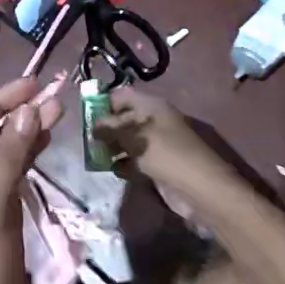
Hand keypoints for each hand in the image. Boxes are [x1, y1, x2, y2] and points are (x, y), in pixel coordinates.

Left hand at [0, 78, 62, 283]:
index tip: (34, 82)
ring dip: (24, 133)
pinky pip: (5, 175)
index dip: (0, 100)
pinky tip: (45, 140)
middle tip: (51, 94)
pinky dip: (25, 158)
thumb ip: (8, 155)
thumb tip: (30, 108)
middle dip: (15, 114)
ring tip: (56, 110)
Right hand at [100, 88, 243, 206]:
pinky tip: (114, 171)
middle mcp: (153, 120)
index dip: (104, 102)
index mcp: (151, 105)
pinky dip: (123, 164)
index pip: (122, 95)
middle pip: (123, 118)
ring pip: (126, 141)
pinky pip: (134, 160)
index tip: (85, 116)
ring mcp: (156, 144)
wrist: (199, 188)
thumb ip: (112, 128)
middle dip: (105, 128)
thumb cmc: (167, 154)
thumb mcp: (135, 137)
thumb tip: (94, 124)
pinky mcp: (156, 165)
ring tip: (95, 157)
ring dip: (111, 148)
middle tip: (86, 140)